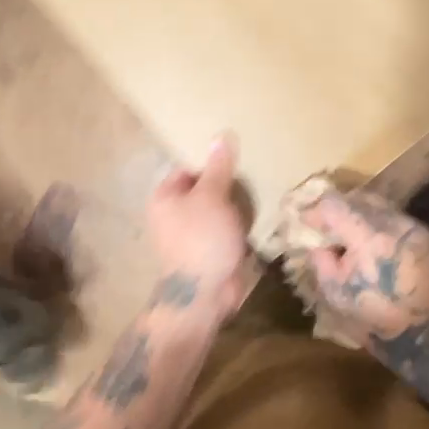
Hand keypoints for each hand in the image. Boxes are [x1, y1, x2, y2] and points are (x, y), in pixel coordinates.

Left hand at [148, 136, 249, 313]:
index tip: (238, 155)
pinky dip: (241, 224)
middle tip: (255, 170)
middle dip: (228, 184)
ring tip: (263, 188)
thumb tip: (220, 135)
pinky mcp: (211, 251)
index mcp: (164, 197)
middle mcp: (174, 215)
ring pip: (219, 210)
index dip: (211, 161)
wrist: (207, 293)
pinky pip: (227, 230)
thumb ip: (218, 167)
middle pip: (205, 189)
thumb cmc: (202, 238)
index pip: (188, 168)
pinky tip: (261, 214)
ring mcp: (193, 234)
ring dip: (237, 205)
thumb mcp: (211, 196)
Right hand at [299, 191, 428, 342]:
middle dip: (337, 211)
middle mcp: (394, 224)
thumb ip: (321, 260)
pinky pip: (393, 218)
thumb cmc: (375, 318)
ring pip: (378, 206)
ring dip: (358, 216)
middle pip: (357, 199)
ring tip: (347, 235)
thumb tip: (317, 242)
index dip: (315, 210)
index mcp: (369, 238)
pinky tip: (370, 244)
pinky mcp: (424, 235)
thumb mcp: (335, 292)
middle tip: (324, 228)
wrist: (425, 333)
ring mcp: (413, 227)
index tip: (305, 221)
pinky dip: (377, 224)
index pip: (335, 205)